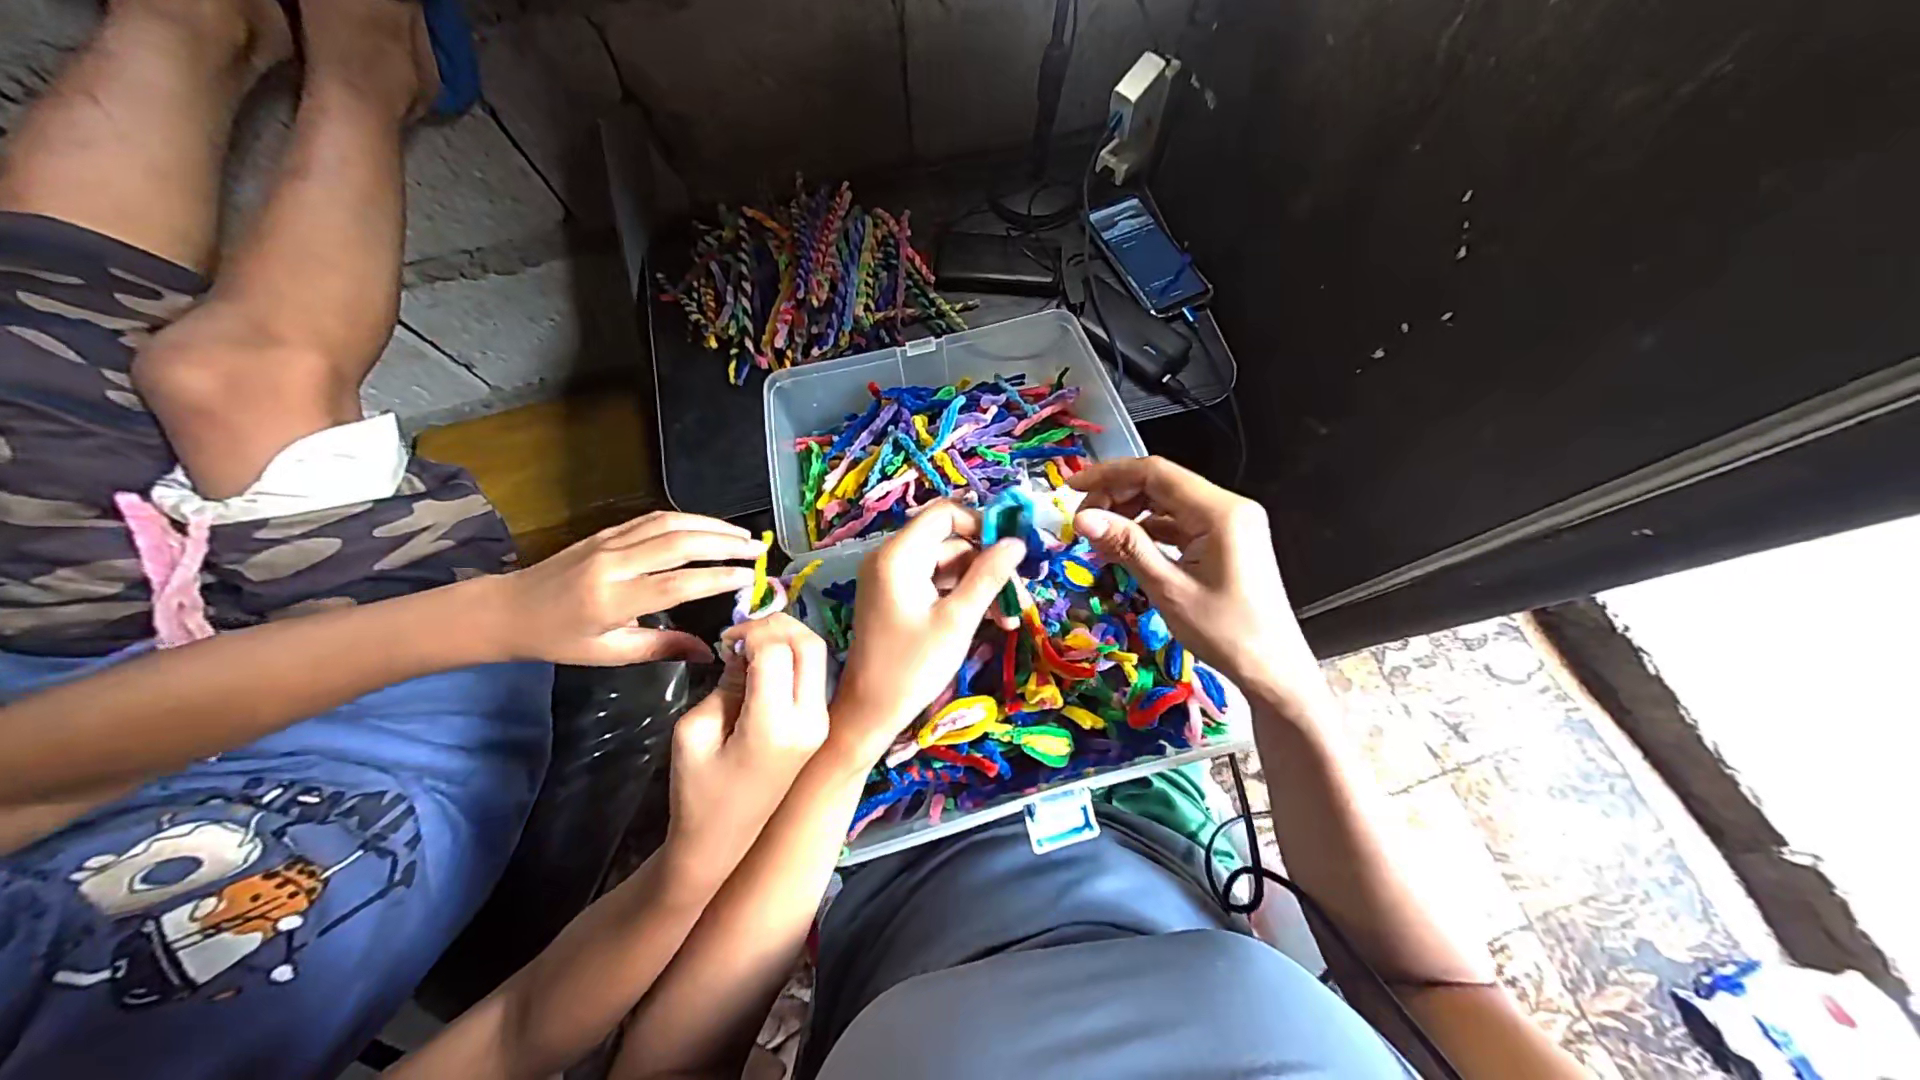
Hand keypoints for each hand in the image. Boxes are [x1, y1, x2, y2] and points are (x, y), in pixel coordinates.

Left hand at [486, 512, 765, 665]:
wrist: (507, 608)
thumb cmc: (558, 639)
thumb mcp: (608, 653)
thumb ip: (662, 647)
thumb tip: (710, 651)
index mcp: (612, 600)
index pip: (676, 584)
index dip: (717, 578)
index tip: (751, 579)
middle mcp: (613, 564)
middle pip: (679, 543)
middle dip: (724, 544)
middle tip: (758, 550)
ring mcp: (609, 542)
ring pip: (669, 524)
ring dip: (711, 526)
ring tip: (743, 536)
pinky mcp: (608, 532)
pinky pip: (654, 519)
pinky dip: (688, 519)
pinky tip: (709, 526)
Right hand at [665, 614, 828, 884]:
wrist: (723, 841)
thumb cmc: (698, 792)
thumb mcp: (694, 731)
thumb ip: (726, 683)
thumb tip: (743, 647)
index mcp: (775, 726)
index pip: (777, 652)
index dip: (751, 633)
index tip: (725, 638)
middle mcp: (810, 720)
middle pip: (809, 645)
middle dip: (777, 625)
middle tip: (742, 632)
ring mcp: (821, 724)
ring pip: (817, 656)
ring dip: (787, 638)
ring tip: (750, 645)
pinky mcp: (820, 726)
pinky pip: (814, 675)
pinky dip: (793, 657)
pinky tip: (764, 663)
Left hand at [834, 500, 1024, 763]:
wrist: (870, 710)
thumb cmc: (912, 666)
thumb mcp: (958, 620)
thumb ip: (988, 576)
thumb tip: (1017, 542)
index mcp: (899, 555)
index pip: (945, 514)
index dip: (981, 524)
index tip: (1013, 549)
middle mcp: (892, 558)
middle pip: (951, 542)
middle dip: (988, 565)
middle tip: (1020, 596)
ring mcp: (895, 578)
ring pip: (949, 565)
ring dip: (981, 585)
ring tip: (1009, 618)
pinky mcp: (899, 597)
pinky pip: (938, 584)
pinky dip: (963, 597)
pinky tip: (991, 621)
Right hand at [1069, 457, 1321, 707]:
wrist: (1272, 670)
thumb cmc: (1226, 634)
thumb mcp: (1169, 589)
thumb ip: (1126, 546)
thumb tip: (1082, 519)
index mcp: (1220, 512)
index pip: (1155, 473)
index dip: (1108, 475)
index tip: (1072, 489)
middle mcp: (1228, 507)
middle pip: (1161, 483)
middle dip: (1117, 496)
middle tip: (1083, 524)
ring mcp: (1229, 523)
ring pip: (1167, 502)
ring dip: (1131, 514)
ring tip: (1100, 539)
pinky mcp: (1226, 540)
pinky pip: (1179, 523)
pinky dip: (1149, 531)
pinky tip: (1125, 549)